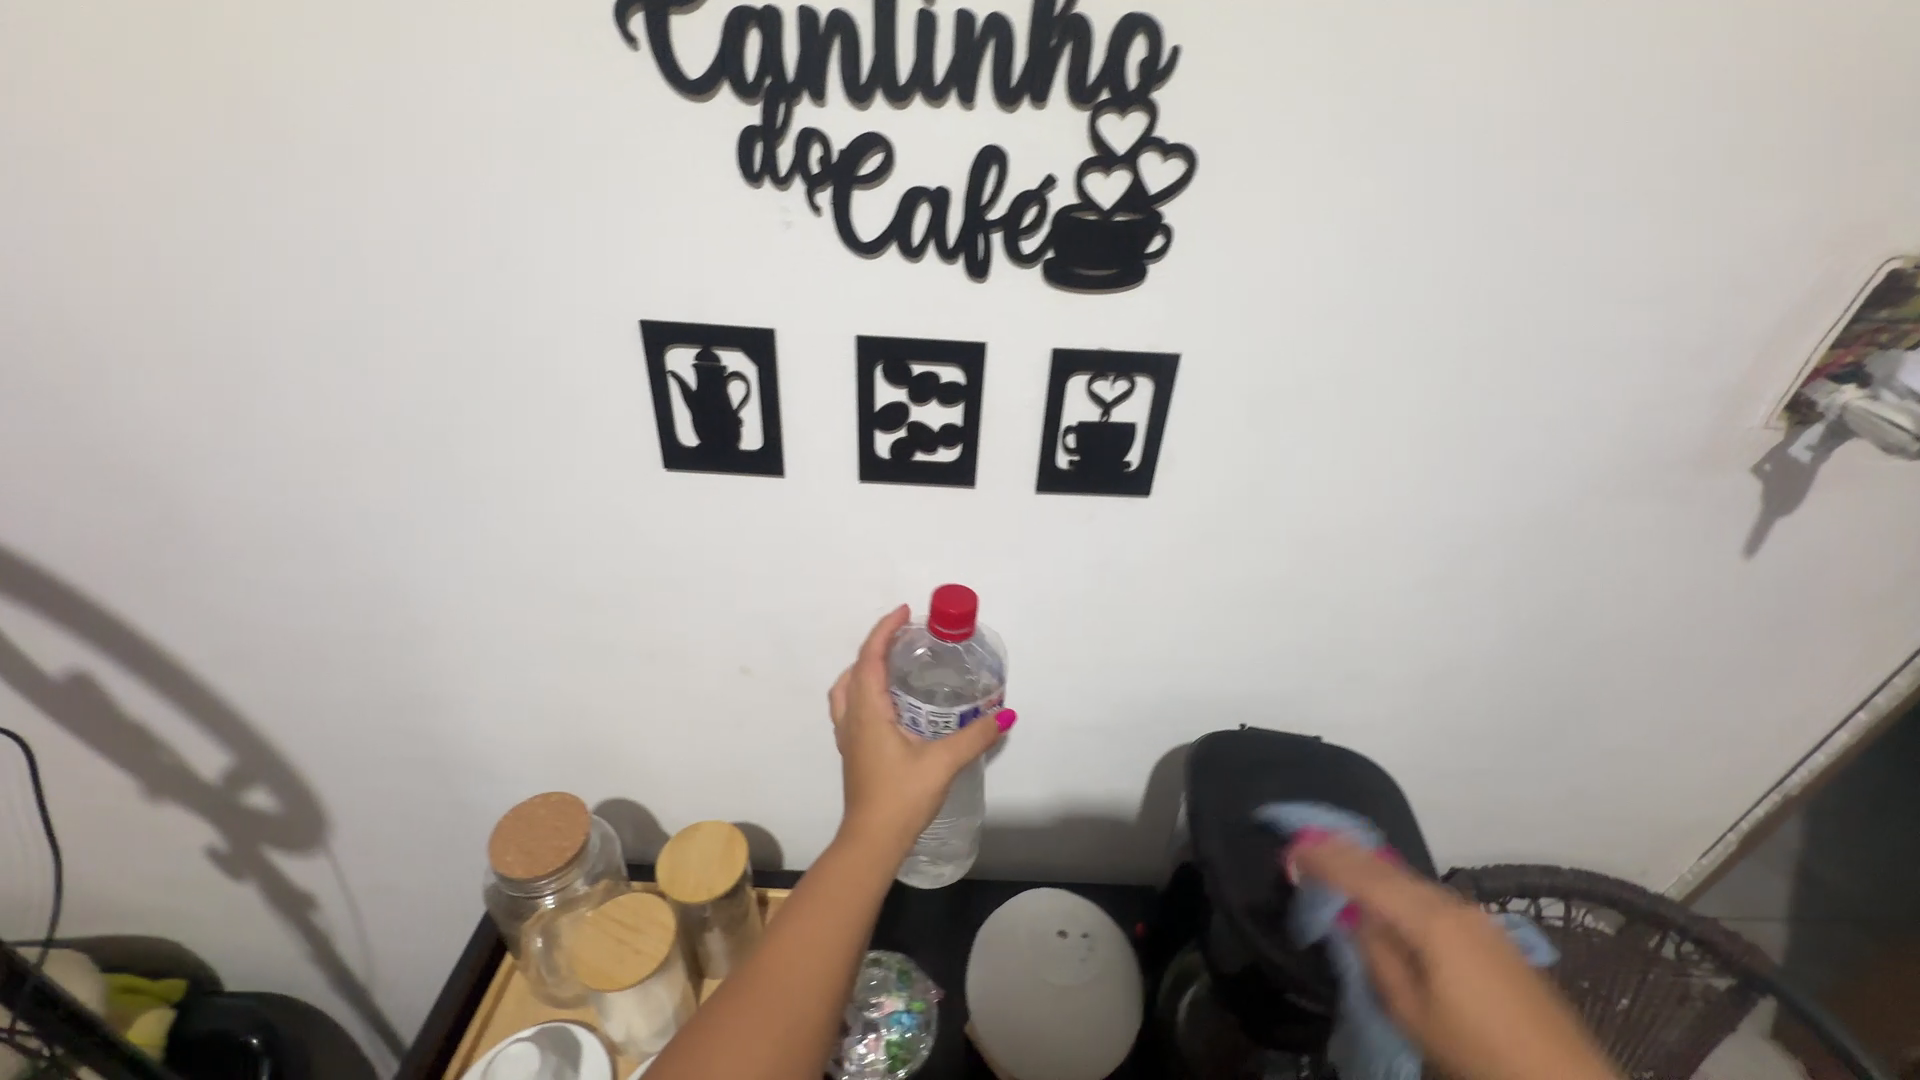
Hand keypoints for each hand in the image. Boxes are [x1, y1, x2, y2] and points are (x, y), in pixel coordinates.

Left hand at [828, 605, 1011, 855]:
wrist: (872, 841)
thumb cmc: (902, 797)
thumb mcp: (943, 763)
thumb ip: (975, 736)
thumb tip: (1004, 714)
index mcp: (868, 711)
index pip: (870, 658)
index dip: (885, 630)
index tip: (905, 612)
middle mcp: (852, 718)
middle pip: (855, 669)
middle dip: (876, 646)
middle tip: (905, 638)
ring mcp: (848, 737)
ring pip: (847, 690)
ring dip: (865, 670)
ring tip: (893, 666)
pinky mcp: (853, 753)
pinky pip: (851, 707)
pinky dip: (864, 692)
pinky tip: (889, 705)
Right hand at [1290, 837, 1620, 1079]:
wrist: (1565, 1079)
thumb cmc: (1478, 1049)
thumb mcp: (1411, 1010)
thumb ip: (1377, 955)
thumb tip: (1358, 920)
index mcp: (1429, 920)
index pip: (1364, 877)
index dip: (1324, 861)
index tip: (1290, 852)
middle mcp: (1453, 906)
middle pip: (1388, 868)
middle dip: (1344, 853)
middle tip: (1305, 843)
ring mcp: (1476, 918)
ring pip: (1409, 880)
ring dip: (1369, 868)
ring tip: (1335, 861)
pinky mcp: (1489, 936)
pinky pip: (1427, 896)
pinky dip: (1394, 886)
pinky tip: (1383, 894)